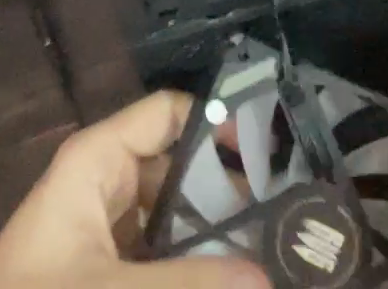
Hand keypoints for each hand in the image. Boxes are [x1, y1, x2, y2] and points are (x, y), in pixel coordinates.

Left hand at [0, 90, 270, 288]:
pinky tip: (234, 278)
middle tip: (289, 222)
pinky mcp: (106, 265)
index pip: (168, 114)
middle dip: (232, 195)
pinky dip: (194, 265)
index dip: (220, 124)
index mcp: (98, 159)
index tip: (278, 158)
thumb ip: (193, 282)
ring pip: (176, 217)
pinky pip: (161, 253)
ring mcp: (107, 225)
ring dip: (218, 237)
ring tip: (274, 252)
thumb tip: (271, 275)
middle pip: (181, 169)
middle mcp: (106, 181)